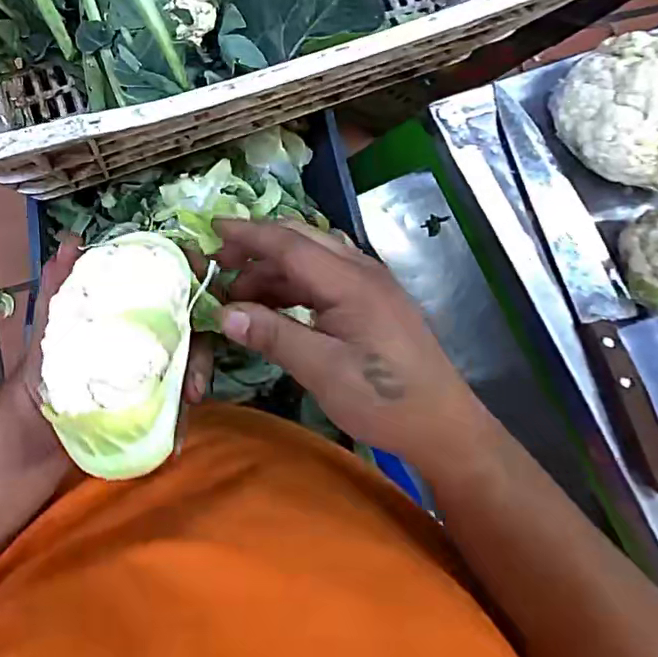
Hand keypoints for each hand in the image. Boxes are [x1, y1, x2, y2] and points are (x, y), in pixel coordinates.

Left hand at [5, 235, 215, 430]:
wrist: (39, 424)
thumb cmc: (47, 360)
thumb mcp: (51, 319)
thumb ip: (59, 281)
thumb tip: (70, 241)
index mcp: (130, 299)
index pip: (171, 276)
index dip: (192, 272)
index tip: (201, 278)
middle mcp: (152, 324)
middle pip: (193, 319)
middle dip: (201, 338)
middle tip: (196, 362)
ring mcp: (158, 361)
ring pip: (194, 356)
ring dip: (199, 373)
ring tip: (190, 396)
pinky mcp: (158, 394)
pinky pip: (181, 397)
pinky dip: (183, 412)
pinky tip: (179, 432)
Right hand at [211, 218, 480, 463]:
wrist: (445, 427)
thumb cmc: (385, 400)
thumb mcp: (323, 371)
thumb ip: (273, 335)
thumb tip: (223, 313)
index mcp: (350, 280)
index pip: (289, 243)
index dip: (248, 234)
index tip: (212, 229)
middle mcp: (360, 269)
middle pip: (299, 240)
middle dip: (257, 246)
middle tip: (220, 265)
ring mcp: (369, 283)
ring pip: (311, 257)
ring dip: (273, 268)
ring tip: (239, 295)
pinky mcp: (372, 299)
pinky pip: (323, 275)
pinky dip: (292, 283)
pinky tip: (274, 305)